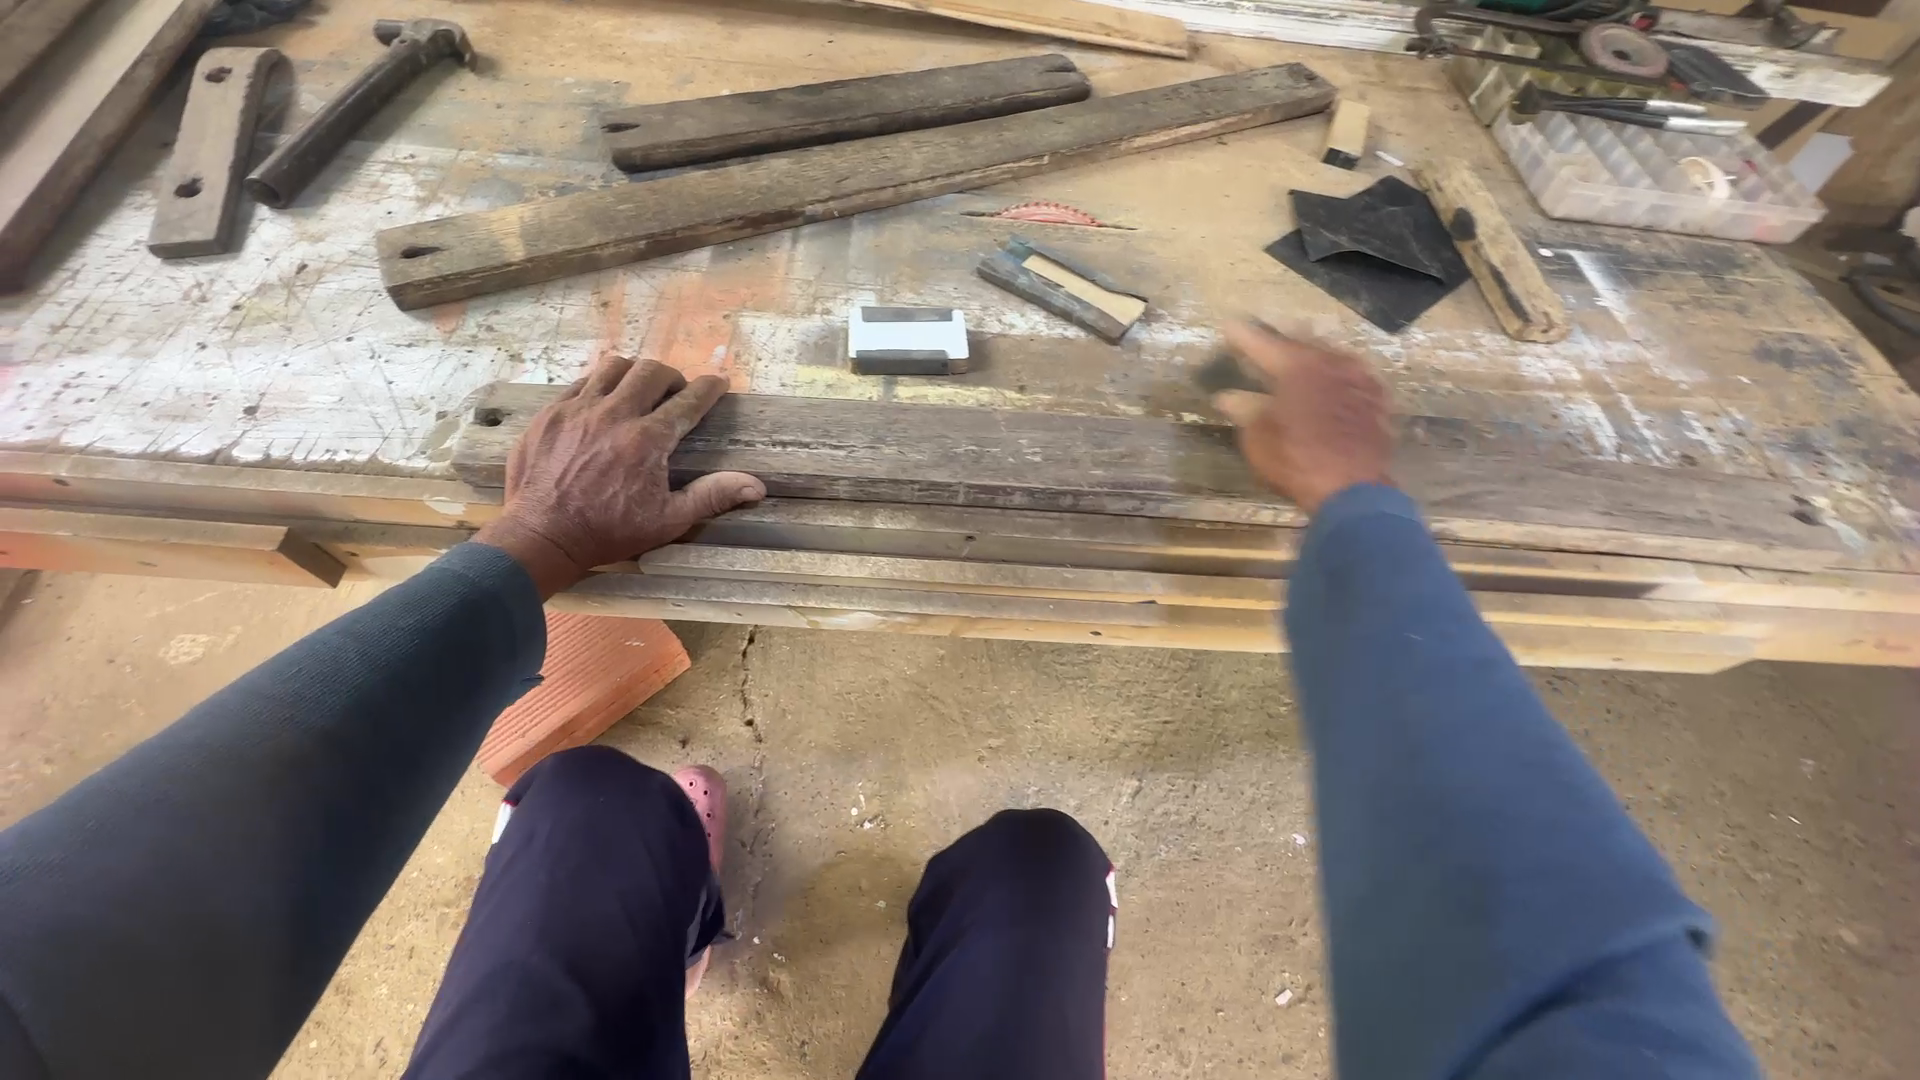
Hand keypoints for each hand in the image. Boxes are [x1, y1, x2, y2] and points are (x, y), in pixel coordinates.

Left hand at [474, 356, 765, 596]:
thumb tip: (756, 486)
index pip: (688, 401)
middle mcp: (614, 415)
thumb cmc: (610, 532)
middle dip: (672, 377)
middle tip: (676, 394)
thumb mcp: (668, 520)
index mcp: (647, 441)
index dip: (710, 388)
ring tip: (639, 392)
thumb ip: (712, 496)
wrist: (541, 536)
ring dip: (635, 374)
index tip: (720, 381)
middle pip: (651, 371)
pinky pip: (581, 382)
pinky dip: (600, 385)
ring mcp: (577, 410)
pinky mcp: (550, 413)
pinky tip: (603, 405)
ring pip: (614, 367)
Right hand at [1211, 321, 1393, 514]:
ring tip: (1301, 356)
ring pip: (1332, 358)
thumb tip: (1228, 397)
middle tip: (1269, 337)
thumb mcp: (1258, 436)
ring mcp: (1361, 380)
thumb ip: (1246, 410)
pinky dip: (1336, 379)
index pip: (1263, 344)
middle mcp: (1333, 363)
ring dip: (1314, 356)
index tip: (1230, 325)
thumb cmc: (1295, 459)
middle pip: (1303, 343)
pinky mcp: (1378, 402)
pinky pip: (1352, 379)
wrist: (1352, 488)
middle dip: (1283, 340)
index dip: (1244, 337)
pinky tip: (1332, 385)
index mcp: (1299, 366)